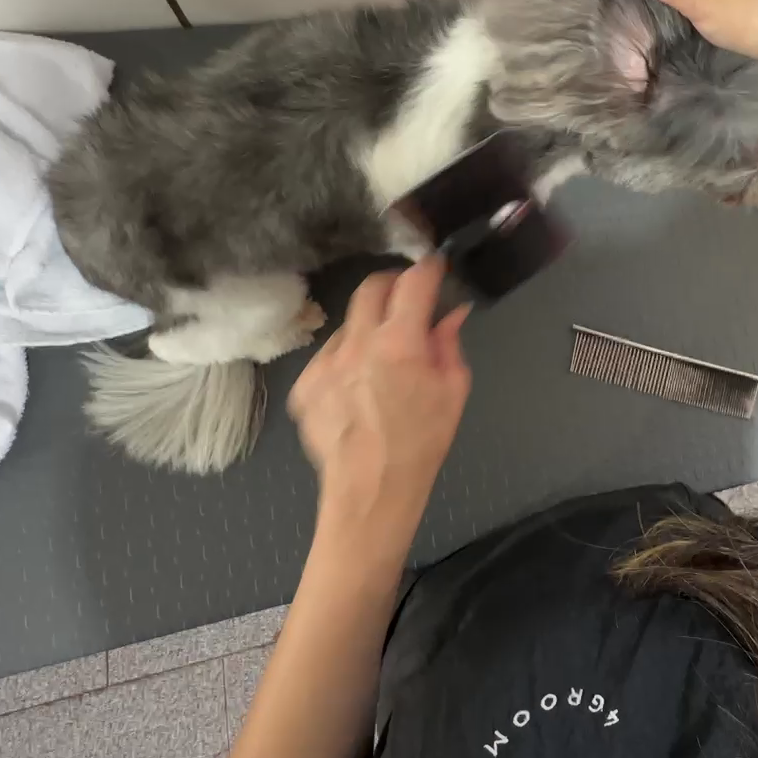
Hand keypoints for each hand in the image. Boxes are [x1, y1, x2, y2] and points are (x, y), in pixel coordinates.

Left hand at [286, 258, 471, 523]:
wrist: (371, 492)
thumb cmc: (423, 442)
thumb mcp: (453, 390)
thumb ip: (449, 343)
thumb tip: (450, 314)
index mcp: (400, 343)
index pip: (413, 282)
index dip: (428, 267)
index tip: (435, 265)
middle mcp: (357, 343)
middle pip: (371, 287)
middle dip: (394, 283)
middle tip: (409, 298)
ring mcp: (324, 363)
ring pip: (349, 323)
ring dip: (370, 327)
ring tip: (384, 360)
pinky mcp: (304, 384)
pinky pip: (329, 355)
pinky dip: (347, 359)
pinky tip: (359, 387)